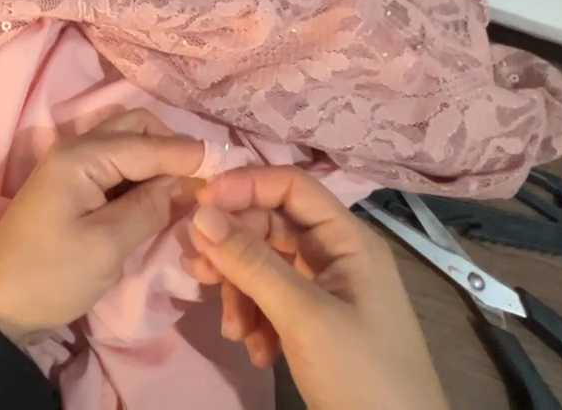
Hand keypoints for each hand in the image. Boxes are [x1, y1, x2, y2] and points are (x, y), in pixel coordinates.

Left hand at [0, 109, 207, 345]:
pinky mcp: (74, 182)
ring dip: (159, 157)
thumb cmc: (51, 274)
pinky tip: (162, 195)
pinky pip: (117, 162)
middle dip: (173, 147)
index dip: (189, 155)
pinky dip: (143, 171)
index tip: (231, 167)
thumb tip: (186, 184)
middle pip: (137, 127)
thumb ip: (150, 208)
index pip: (148, 144)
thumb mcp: (107, 246)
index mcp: (82, 156)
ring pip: (129, 142)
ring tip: (191, 189)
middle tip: (207, 181)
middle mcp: (77, 146)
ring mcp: (73, 162)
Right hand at [185, 168, 448, 409]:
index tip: (200, 203)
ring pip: (263, 262)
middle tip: (198, 270)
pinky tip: (253, 347)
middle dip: (232, 248)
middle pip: (269, 224)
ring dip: (239, 289)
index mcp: (347, 239)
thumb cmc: (363, 376)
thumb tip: (199, 212)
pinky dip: (253, 316)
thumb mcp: (304, 317)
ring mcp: (325, 287)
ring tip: (230, 327)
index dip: (245, 185)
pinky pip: (268, 297)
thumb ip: (251, 262)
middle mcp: (335, 253)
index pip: (290, 185)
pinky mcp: (313, 319)